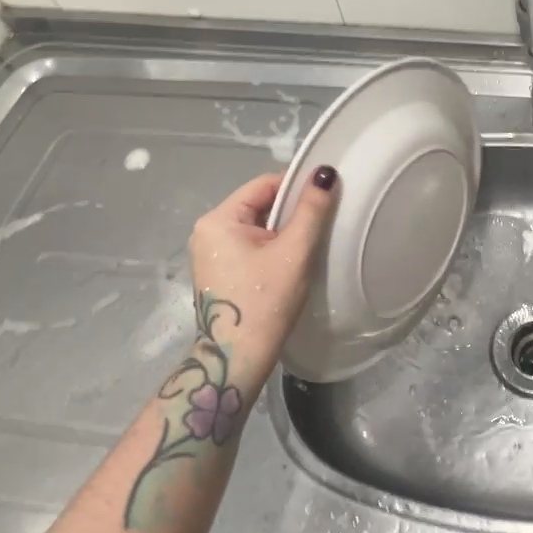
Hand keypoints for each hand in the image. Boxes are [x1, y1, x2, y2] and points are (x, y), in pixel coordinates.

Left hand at [187, 166, 337, 367]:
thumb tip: (325, 173)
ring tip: (307, 248)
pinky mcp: (217, 271)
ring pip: (256, 227)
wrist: (238, 359)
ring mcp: (209, 253)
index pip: (264, 185)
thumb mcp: (294, 252)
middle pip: (259, 205)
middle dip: (290, 213)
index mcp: (218, 219)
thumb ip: (311, 209)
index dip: (297, 188)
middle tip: (321, 227)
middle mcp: (207, 230)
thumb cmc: (266, 301)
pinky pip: (249, 246)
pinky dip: (271, 249)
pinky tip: (289, 265)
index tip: (325, 202)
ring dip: (283, 232)